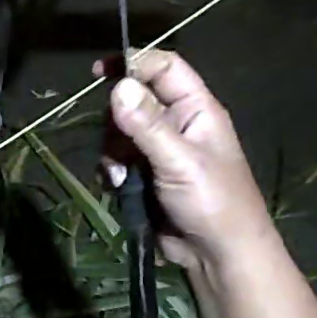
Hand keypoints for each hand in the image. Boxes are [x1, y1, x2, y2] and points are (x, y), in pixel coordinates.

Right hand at [97, 50, 274, 269]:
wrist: (216, 253)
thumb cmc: (213, 201)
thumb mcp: (180, 160)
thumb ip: (147, 124)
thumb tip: (119, 85)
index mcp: (196, 109)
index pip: (164, 69)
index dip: (135, 63)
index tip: (100, 70)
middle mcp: (176, 124)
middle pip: (131, 101)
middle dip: (116, 121)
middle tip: (116, 142)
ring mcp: (158, 150)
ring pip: (117, 134)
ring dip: (112, 153)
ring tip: (123, 176)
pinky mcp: (143, 175)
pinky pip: (115, 160)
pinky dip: (111, 172)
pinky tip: (119, 187)